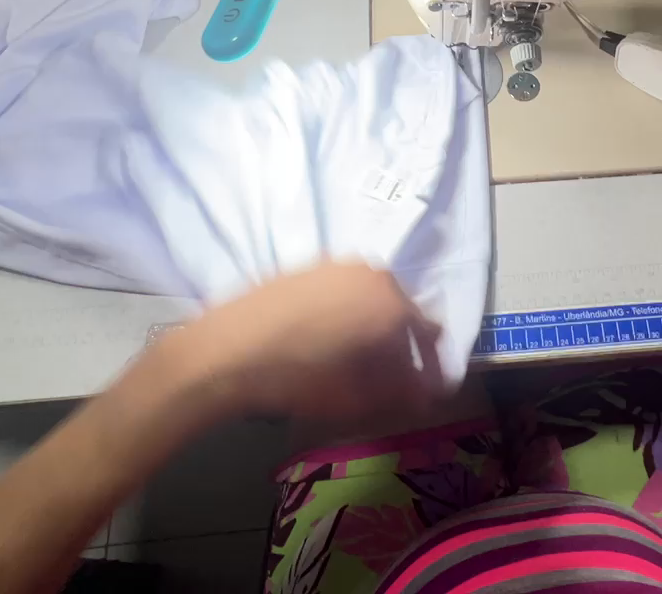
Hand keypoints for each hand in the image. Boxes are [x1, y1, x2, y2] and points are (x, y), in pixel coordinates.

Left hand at [174, 263, 445, 422]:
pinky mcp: (310, 265)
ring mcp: (340, 265)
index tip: (425, 392)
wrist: (231, 348)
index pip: (429, 335)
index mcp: (394, 303)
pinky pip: (343, 291)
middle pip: (400, 312)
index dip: (430, 366)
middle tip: (389, 378)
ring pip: (371, 299)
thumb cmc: (302, 377)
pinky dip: (346, 314)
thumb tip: (425, 392)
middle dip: (400, 345)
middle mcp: (374, 274)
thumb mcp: (358, 396)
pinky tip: (327, 340)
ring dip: (372, 327)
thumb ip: (401, 390)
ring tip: (357, 361)